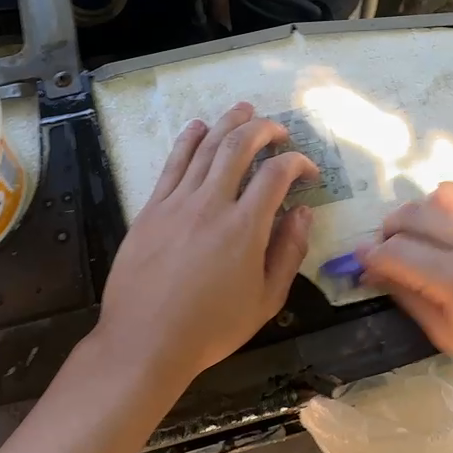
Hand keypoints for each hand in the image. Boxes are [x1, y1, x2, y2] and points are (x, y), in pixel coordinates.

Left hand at [96, 102, 317, 384]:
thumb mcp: (265, 300)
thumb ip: (288, 252)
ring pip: (205, 147)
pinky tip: (198, 128)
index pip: (276, 174)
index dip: (298, 163)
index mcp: (244, 227)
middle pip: (239, 146)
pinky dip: (188, 140)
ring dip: (228, 123)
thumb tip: (302, 212)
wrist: (144, 342)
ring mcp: (177, 202)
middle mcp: (211, 203)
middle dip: (264, 129)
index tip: (308, 171)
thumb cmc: (210, 328)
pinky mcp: (151, 208)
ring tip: (244, 110)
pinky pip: (172, 164)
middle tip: (278, 129)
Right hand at [358, 182, 452, 402]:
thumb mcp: (448, 337)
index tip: (360, 259)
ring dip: (424, 212)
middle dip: (392, 228)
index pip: (397, 251)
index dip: (371, 255)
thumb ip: (406, 295)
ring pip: (446, 193)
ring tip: (424, 235)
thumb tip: (371, 270)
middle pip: (416, 213)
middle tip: (388, 247)